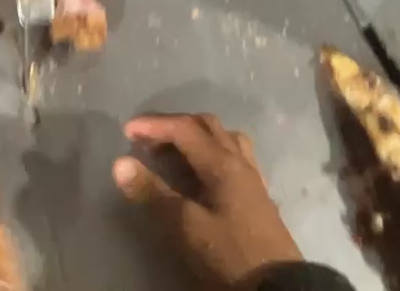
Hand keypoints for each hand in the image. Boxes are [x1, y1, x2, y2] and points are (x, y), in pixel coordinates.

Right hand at [112, 114, 303, 289]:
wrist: (280, 289)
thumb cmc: (231, 254)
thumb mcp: (187, 227)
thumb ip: (154, 193)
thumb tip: (119, 163)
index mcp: (223, 163)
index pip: (184, 129)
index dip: (154, 125)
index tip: (127, 131)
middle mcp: (240, 161)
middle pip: (206, 125)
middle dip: (174, 125)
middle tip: (148, 139)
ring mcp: (252, 178)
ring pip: (224, 138)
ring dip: (196, 135)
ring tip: (175, 152)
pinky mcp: (258, 196)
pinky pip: (234, 156)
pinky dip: (212, 152)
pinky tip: (203, 174)